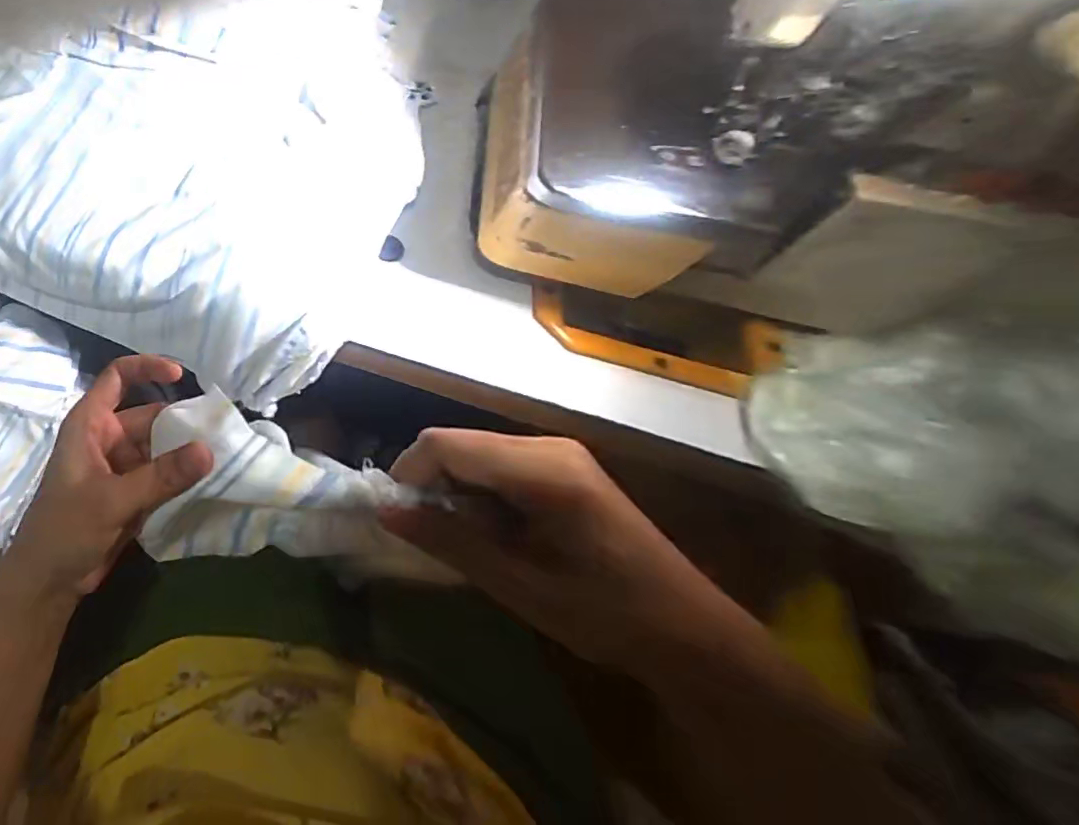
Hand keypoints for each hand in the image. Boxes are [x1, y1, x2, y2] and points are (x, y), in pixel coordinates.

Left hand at [3, 356, 213, 599]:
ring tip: (225, 453)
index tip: (181, 375)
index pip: (118, 377)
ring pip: (159, 448)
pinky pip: (161, 475)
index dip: (146, 367)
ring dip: (185, 451)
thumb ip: (161, 476)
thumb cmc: (65, 529)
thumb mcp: (113, 500)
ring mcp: (119, 467)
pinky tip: (209, 480)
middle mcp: (106, 438)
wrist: (48, 582)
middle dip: (182, 421)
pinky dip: (180, 476)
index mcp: (90, 424)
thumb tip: (208, 449)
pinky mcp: (129, 493)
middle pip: (150, 416)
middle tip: (223, 429)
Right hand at [380, 430, 755, 674]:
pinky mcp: (561, 466)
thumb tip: (386, 512)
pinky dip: (476, 491)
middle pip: (456, 444)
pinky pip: (494, 464)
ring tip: (463, 538)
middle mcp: (547, 446)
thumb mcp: (520, 587)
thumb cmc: (609, 617)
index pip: (445, 444)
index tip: (399, 518)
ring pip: (471, 452)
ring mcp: (556, 453)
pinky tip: (492, 531)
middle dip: (429, 483)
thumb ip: (450, 542)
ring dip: (452, 489)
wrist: (693, 635)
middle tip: (428, 534)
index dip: (408, 474)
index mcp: (543, 470)